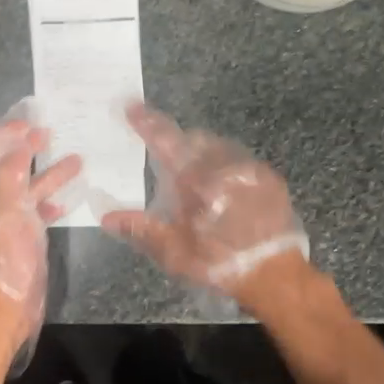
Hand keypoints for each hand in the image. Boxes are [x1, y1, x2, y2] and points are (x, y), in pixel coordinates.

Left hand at [0, 112, 82, 353]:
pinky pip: (33, 215)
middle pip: (3, 167)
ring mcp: (1, 224)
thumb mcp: (6, 206)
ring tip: (76, 161)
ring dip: (47, 175)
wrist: (4, 305)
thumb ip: (10, 171)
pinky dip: (48, 205)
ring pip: (24, 191)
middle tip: (50, 134)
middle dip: (26, 149)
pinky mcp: (17, 242)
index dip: (2, 133)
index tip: (28, 122)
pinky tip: (66, 202)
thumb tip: (18, 146)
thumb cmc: (1, 253)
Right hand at [101, 104, 309, 301]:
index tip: (132, 107)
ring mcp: (251, 169)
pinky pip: (241, 161)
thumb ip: (141, 230)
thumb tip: (107, 216)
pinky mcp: (271, 180)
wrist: (276, 276)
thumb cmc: (220, 265)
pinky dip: (225, 167)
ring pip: (220, 147)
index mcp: (197, 179)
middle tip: (164, 158)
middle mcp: (225, 165)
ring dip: (202, 154)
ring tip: (193, 177)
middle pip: (195, 139)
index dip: (146, 122)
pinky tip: (223, 189)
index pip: (166, 140)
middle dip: (177, 142)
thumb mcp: (174, 254)